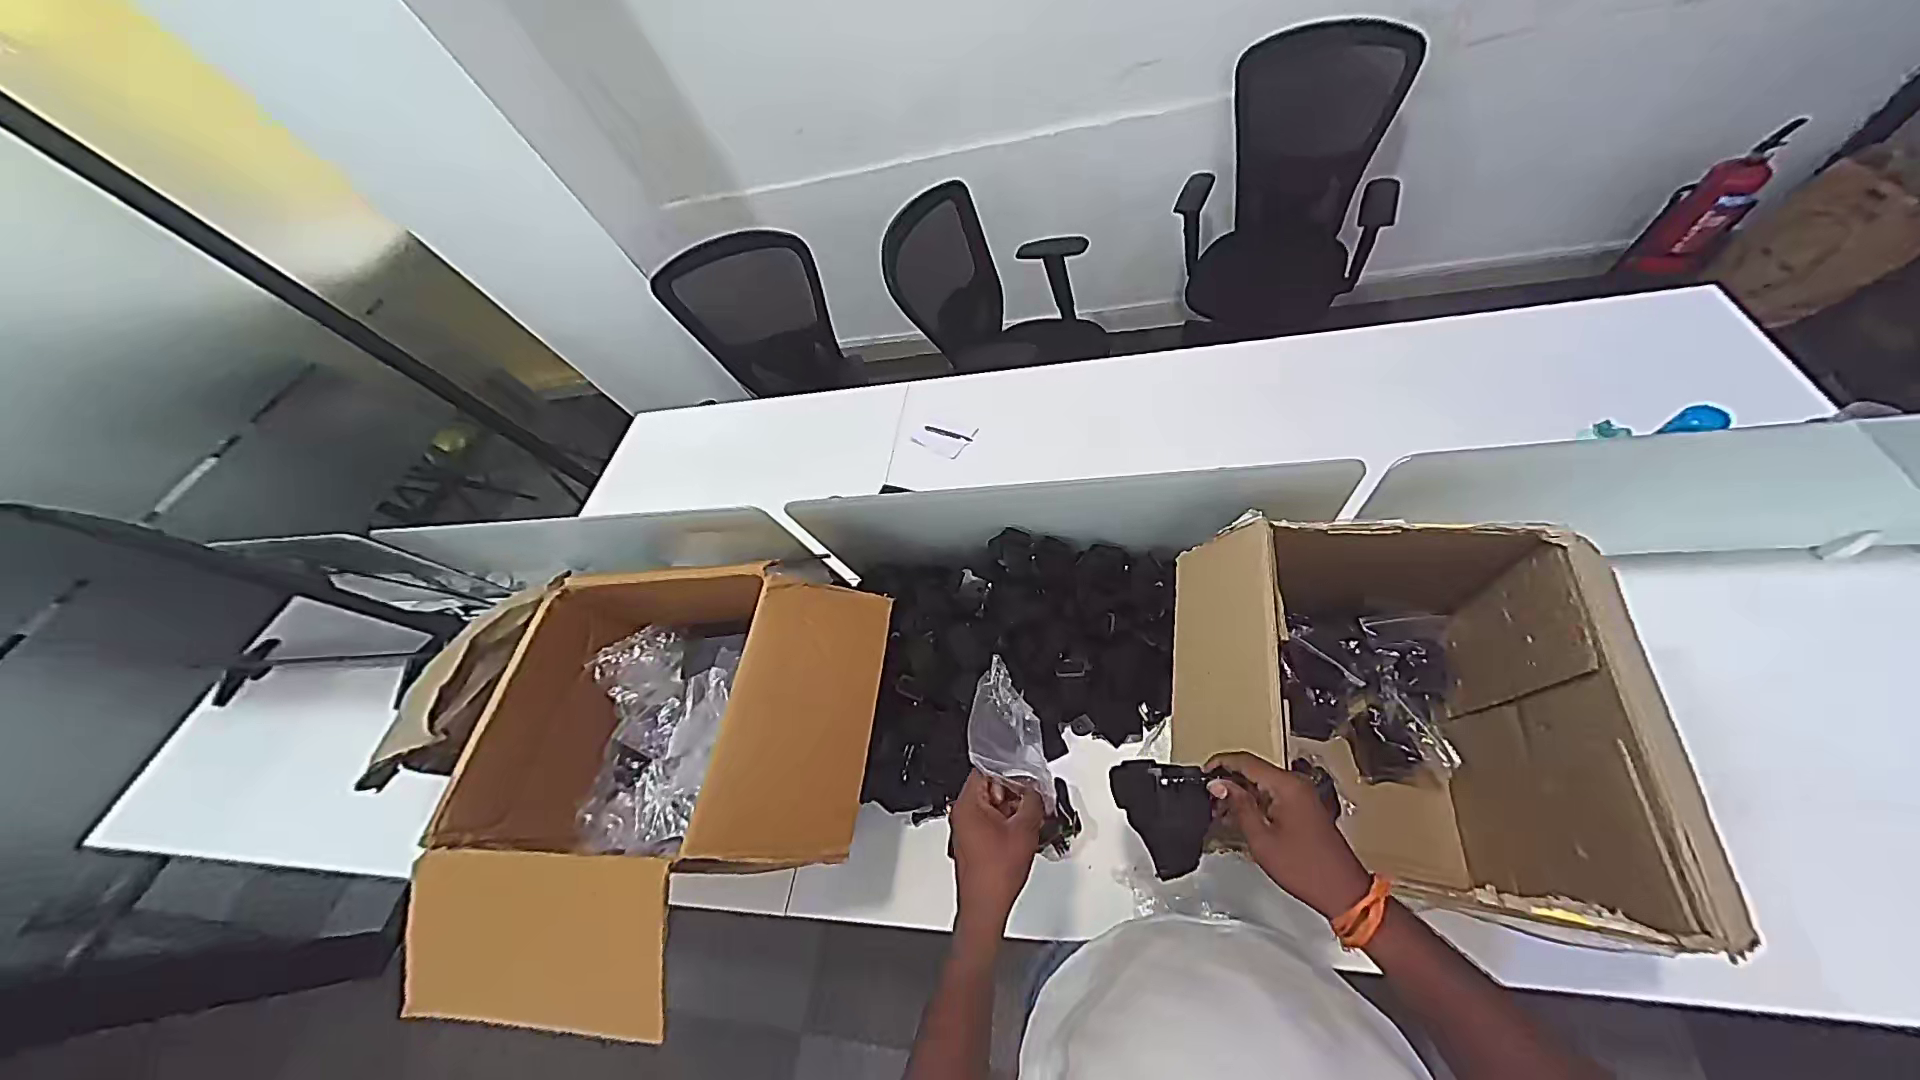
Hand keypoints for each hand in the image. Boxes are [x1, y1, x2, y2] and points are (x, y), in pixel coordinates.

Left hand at [949, 770, 1042, 931]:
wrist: (986, 907)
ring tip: (1032, 819)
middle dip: (1014, 792)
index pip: (985, 770)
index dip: (1008, 771)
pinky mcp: (974, 842)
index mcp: (968, 804)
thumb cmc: (994, 875)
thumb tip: (1036, 792)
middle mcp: (963, 813)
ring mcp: (967, 829)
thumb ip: (1033, 802)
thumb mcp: (1024, 829)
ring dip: (1013, 809)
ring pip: (993, 805)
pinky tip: (1023, 834)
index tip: (1025, 777)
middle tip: (1033, 800)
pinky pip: (992, 822)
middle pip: (990, 787)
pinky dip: (1008, 823)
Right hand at [1205, 751, 1373, 919]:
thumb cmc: (1307, 869)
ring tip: (1221, 810)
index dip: (1220, 763)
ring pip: (1262, 782)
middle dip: (1229, 781)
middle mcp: (1296, 784)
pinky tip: (1241, 817)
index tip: (1203, 772)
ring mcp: (1302, 795)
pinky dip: (1255, 801)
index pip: (1245, 761)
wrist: (1344, 892)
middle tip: (1210, 796)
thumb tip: (1219, 784)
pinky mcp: (1304, 807)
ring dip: (1241, 792)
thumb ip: (1238, 805)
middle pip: (1254, 770)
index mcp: (1287, 786)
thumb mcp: (1261, 838)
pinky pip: (1273, 794)